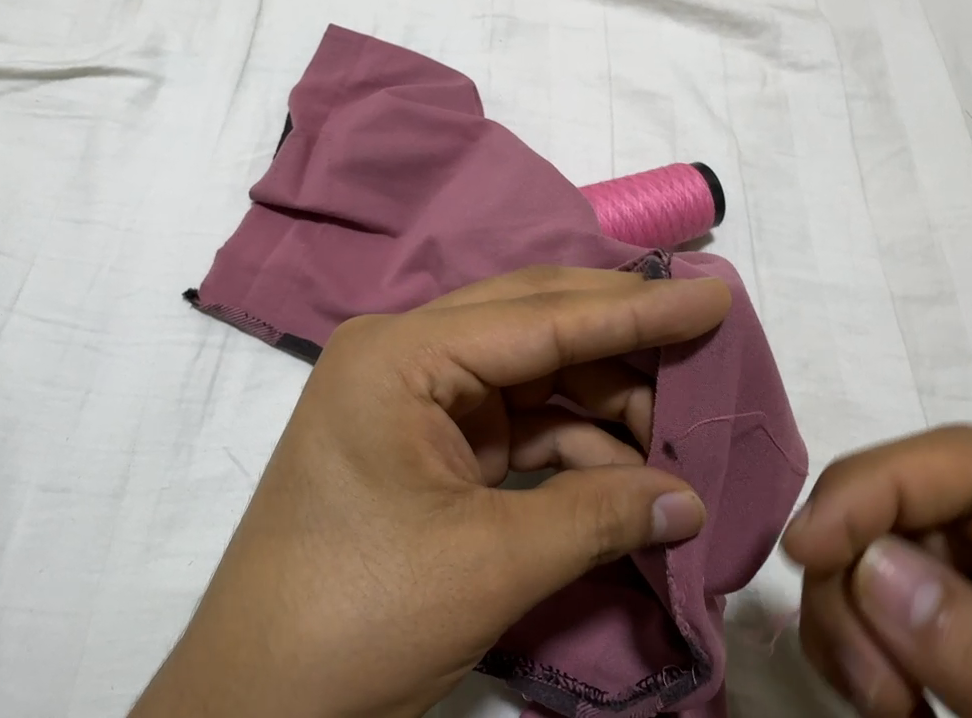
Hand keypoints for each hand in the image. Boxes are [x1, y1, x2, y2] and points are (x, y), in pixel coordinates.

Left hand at [132, 266, 730, 717]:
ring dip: (608, 409)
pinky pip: (519, 430)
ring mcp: (417, 403)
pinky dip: (576, 453)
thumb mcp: (488, 562)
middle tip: (711, 349)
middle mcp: (407, 358)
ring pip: (535, 381)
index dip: (636, 311)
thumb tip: (690, 501)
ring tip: (687, 437)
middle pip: (537, 329)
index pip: (541, 318)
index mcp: (402, 354)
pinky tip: (634, 481)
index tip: (715, 295)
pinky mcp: (429, 449)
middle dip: (625, 346)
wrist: (256, 704)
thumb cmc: (358, 616)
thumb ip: (597, 517)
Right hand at [782, 426, 971, 717]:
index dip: (873, 485)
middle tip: (869, 691)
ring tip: (886, 711)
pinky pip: (913, 621)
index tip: (803, 554)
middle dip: (857, 576)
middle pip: (919, 510)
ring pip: (897, 562)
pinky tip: (895, 710)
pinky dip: (877, 655)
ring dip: (857, 621)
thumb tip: (867, 564)